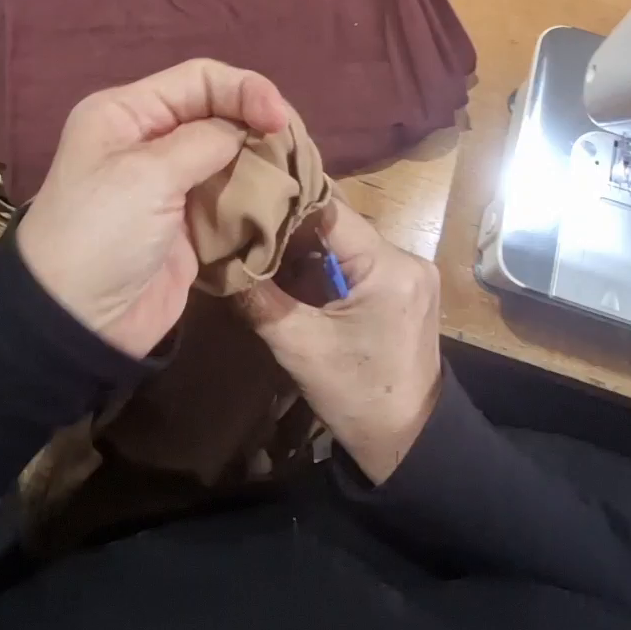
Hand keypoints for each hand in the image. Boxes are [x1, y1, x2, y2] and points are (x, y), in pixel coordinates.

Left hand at [17, 59, 290, 357]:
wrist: (79, 321)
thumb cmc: (103, 234)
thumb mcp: (147, 175)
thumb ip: (204, 141)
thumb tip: (247, 128)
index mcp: (127, 113)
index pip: (198, 79)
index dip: (245, 89)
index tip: (280, 119)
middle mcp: (148, 140)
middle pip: (217, 113)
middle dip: (257, 123)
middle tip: (295, 146)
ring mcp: (169, 184)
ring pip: (229, 155)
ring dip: (261, 162)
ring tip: (295, 172)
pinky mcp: (189, 223)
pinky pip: (230, 196)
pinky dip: (256, 196)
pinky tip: (280, 199)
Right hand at [237, 199, 442, 483]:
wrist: (408, 441)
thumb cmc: (356, 395)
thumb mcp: (299, 347)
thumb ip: (259, 298)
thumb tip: (219, 257)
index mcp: (389, 267)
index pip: (331, 209)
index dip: (289, 196)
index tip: (249, 187)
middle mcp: (408, 258)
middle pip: (340, 223)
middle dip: (294, 223)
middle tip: (247, 216)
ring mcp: (410, 272)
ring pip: (347, 242)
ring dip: (308, 246)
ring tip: (263, 241)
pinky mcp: (405, 288)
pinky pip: (358, 262)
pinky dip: (326, 264)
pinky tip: (293, 270)